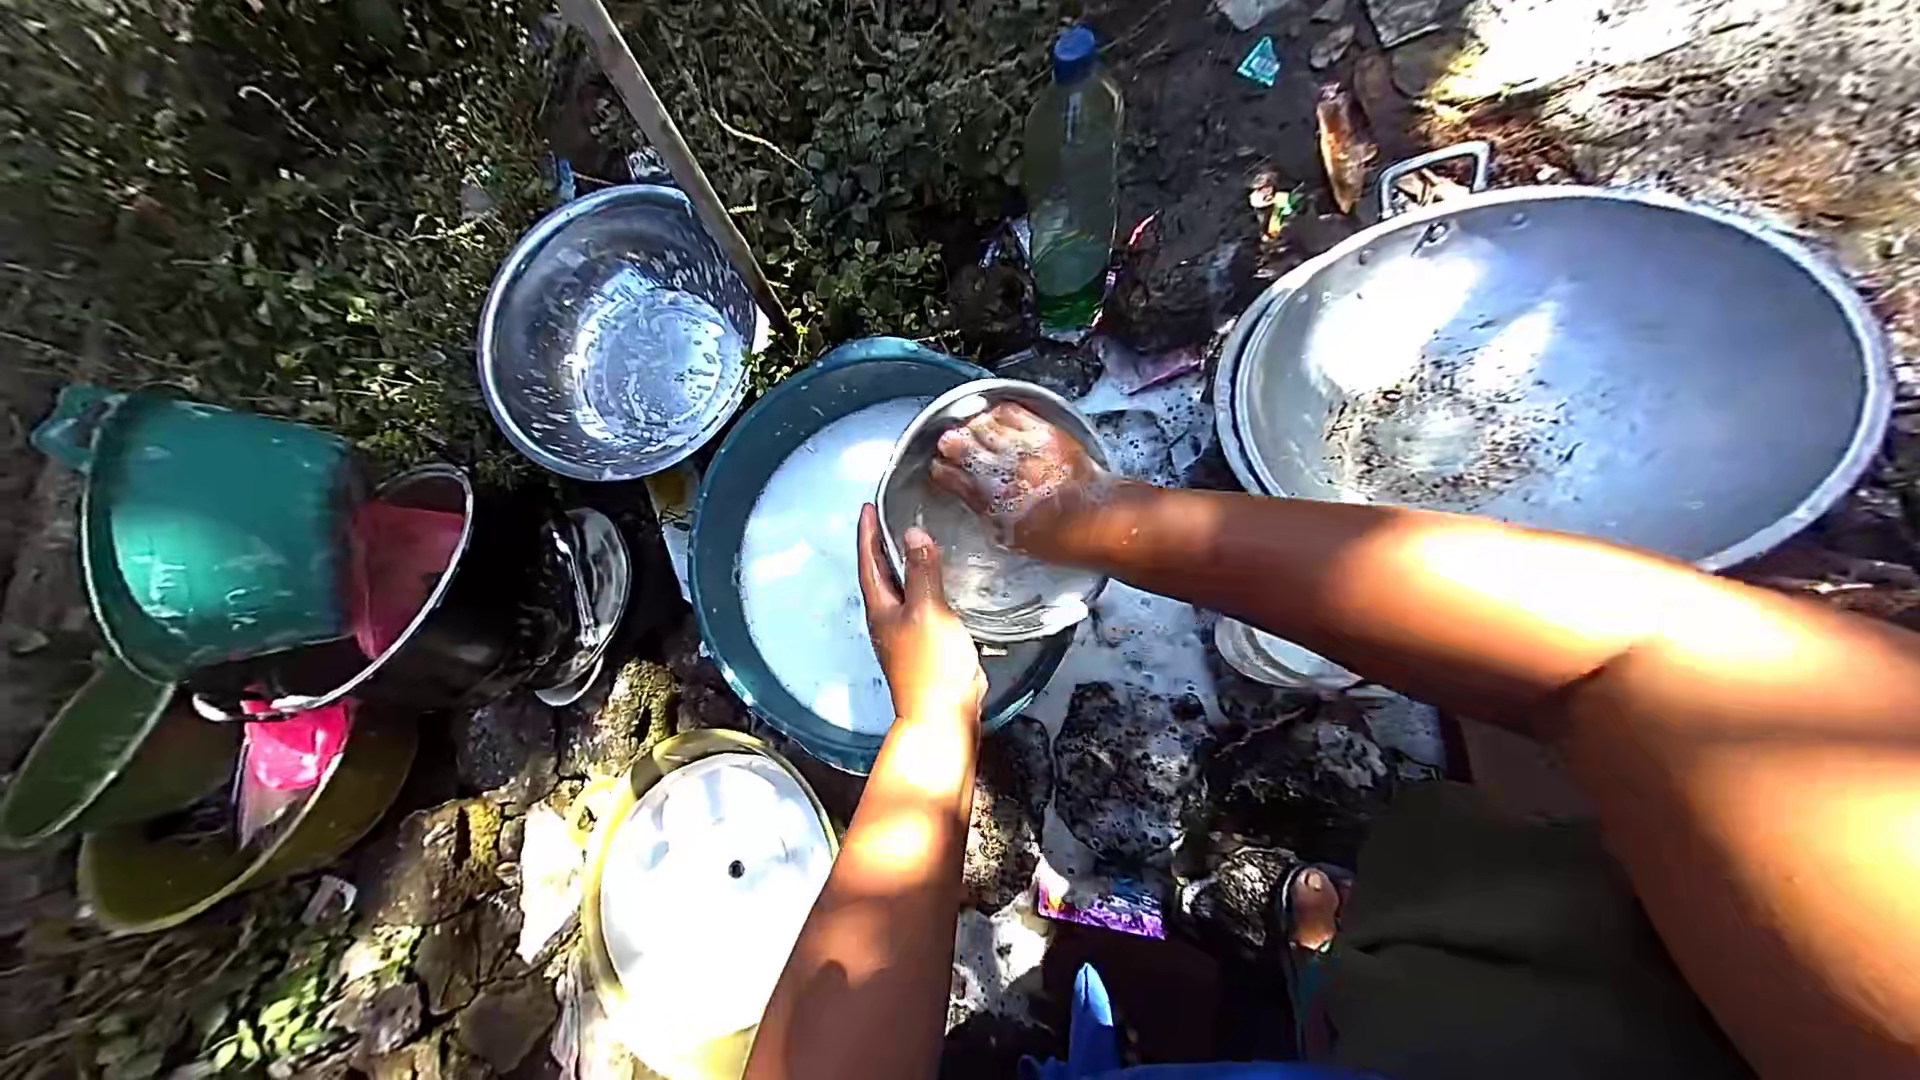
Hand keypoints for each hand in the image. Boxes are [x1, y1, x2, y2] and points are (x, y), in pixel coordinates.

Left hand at [857, 503, 986, 722]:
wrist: (943, 712)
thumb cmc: (930, 663)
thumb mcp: (927, 610)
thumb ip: (921, 571)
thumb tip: (913, 532)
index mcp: (881, 607)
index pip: (868, 561)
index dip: (867, 532)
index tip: (867, 506)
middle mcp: (888, 616)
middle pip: (881, 572)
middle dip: (882, 543)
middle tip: (890, 514)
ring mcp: (906, 629)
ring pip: (901, 586)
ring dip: (904, 561)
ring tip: (916, 537)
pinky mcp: (926, 639)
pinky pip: (922, 599)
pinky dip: (926, 581)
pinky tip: (942, 576)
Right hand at [928, 401, 1107, 555]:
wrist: (1098, 520)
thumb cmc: (1059, 536)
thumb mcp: (1011, 537)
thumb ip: (987, 513)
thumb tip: (972, 498)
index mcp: (990, 500)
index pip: (950, 477)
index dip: (941, 471)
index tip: (940, 469)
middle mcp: (1003, 472)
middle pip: (962, 446)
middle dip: (952, 443)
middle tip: (949, 443)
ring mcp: (1023, 450)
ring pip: (983, 425)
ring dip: (973, 425)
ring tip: (971, 426)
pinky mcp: (1043, 433)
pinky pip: (1012, 412)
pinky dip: (999, 411)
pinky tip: (996, 415)